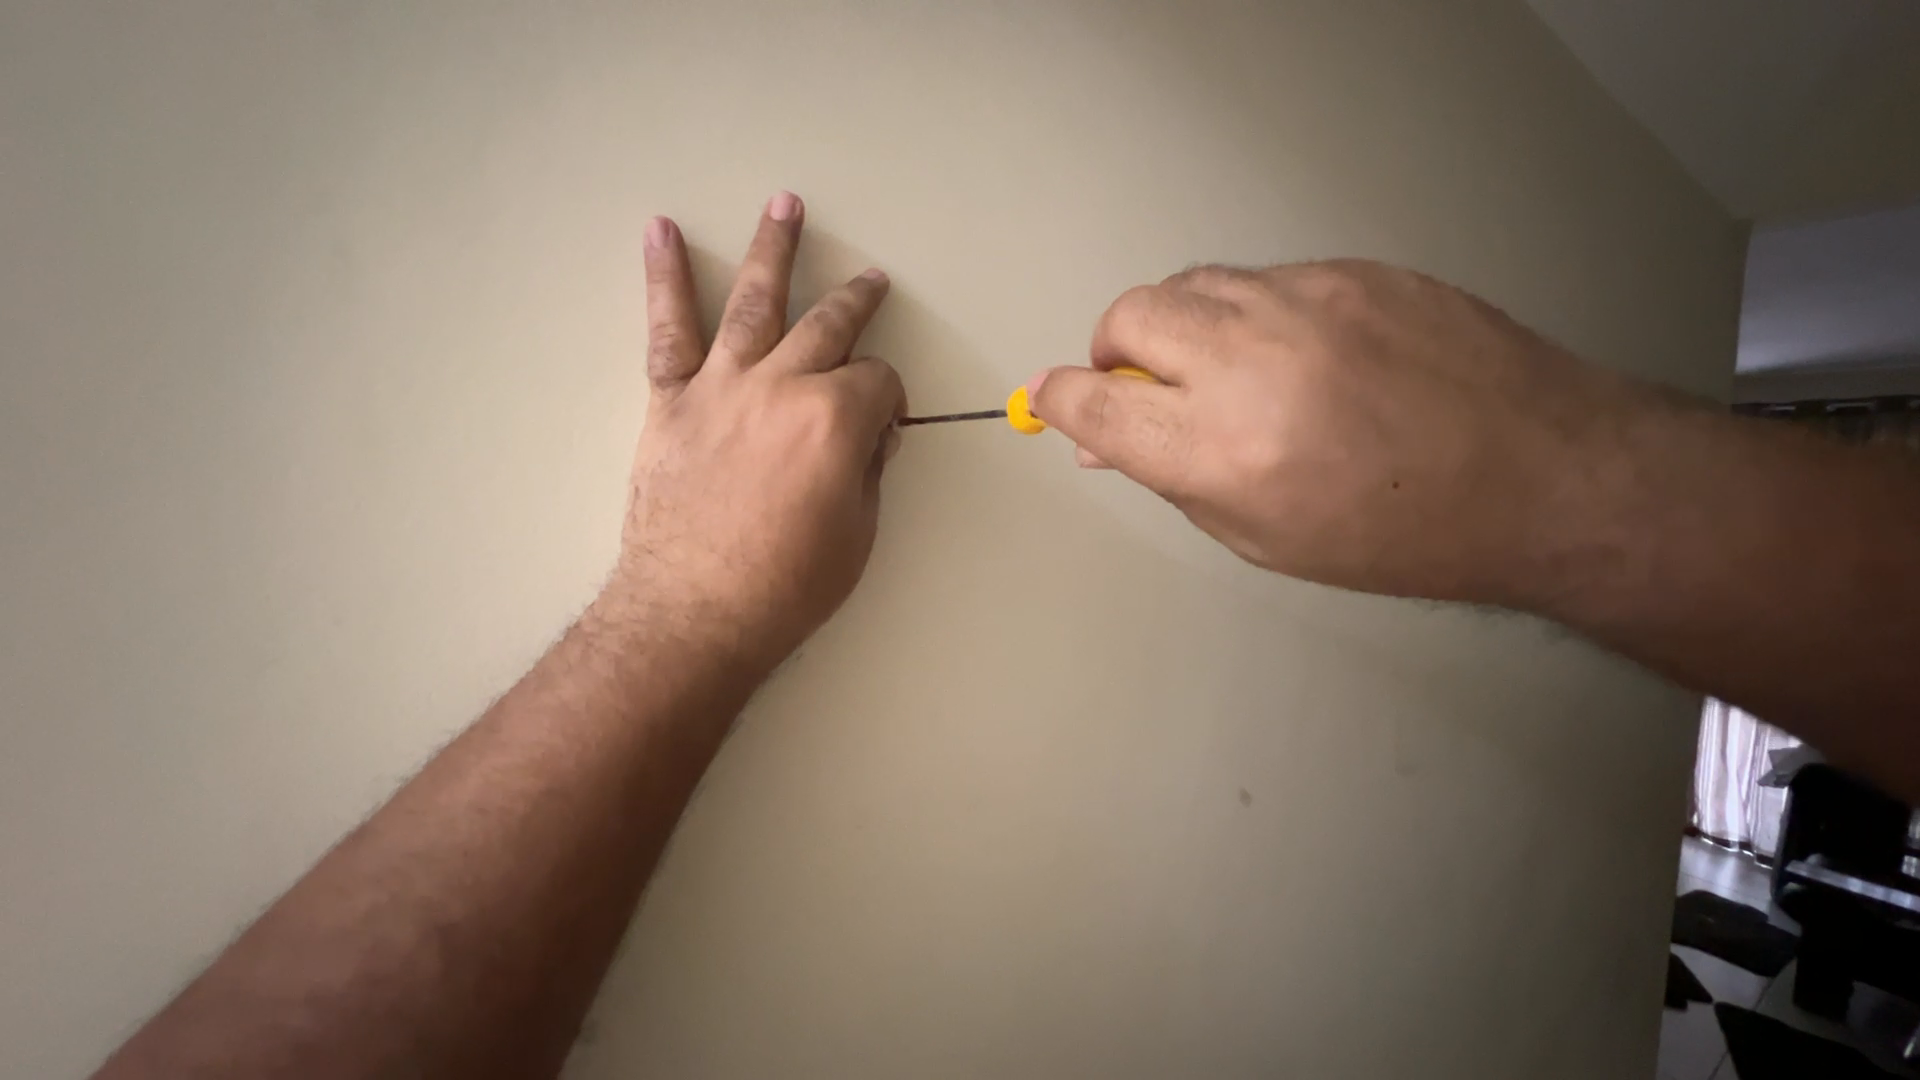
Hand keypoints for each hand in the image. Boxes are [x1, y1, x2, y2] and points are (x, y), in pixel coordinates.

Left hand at [598, 193, 904, 672]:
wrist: (695, 612)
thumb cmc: (790, 583)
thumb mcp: (858, 531)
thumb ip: (866, 468)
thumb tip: (869, 435)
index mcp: (838, 418)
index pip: (879, 382)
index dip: (890, 401)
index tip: (885, 426)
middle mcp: (784, 385)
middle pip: (830, 326)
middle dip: (857, 301)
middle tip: (872, 279)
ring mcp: (723, 387)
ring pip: (757, 302)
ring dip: (775, 249)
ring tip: (784, 205)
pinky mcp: (673, 401)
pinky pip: (669, 330)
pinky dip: (666, 279)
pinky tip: (662, 233)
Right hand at [1028, 260, 1660, 604]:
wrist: (1544, 476)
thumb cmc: (1393, 534)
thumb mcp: (1261, 535)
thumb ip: (1172, 478)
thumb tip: (1104, 442)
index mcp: (1222, 452)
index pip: (1095, 407)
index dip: (1058, 400)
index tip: (1048, 399)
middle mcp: (1252, 365)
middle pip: (1128, 318)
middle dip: (1114, 349)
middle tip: (1144, 383)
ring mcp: (1307, 304)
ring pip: (1191, 284)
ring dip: (1177, 326)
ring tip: (1219, 367)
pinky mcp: (1355, 270)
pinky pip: (1262, 279)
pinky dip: (1248, 314)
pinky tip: (1294, 353)